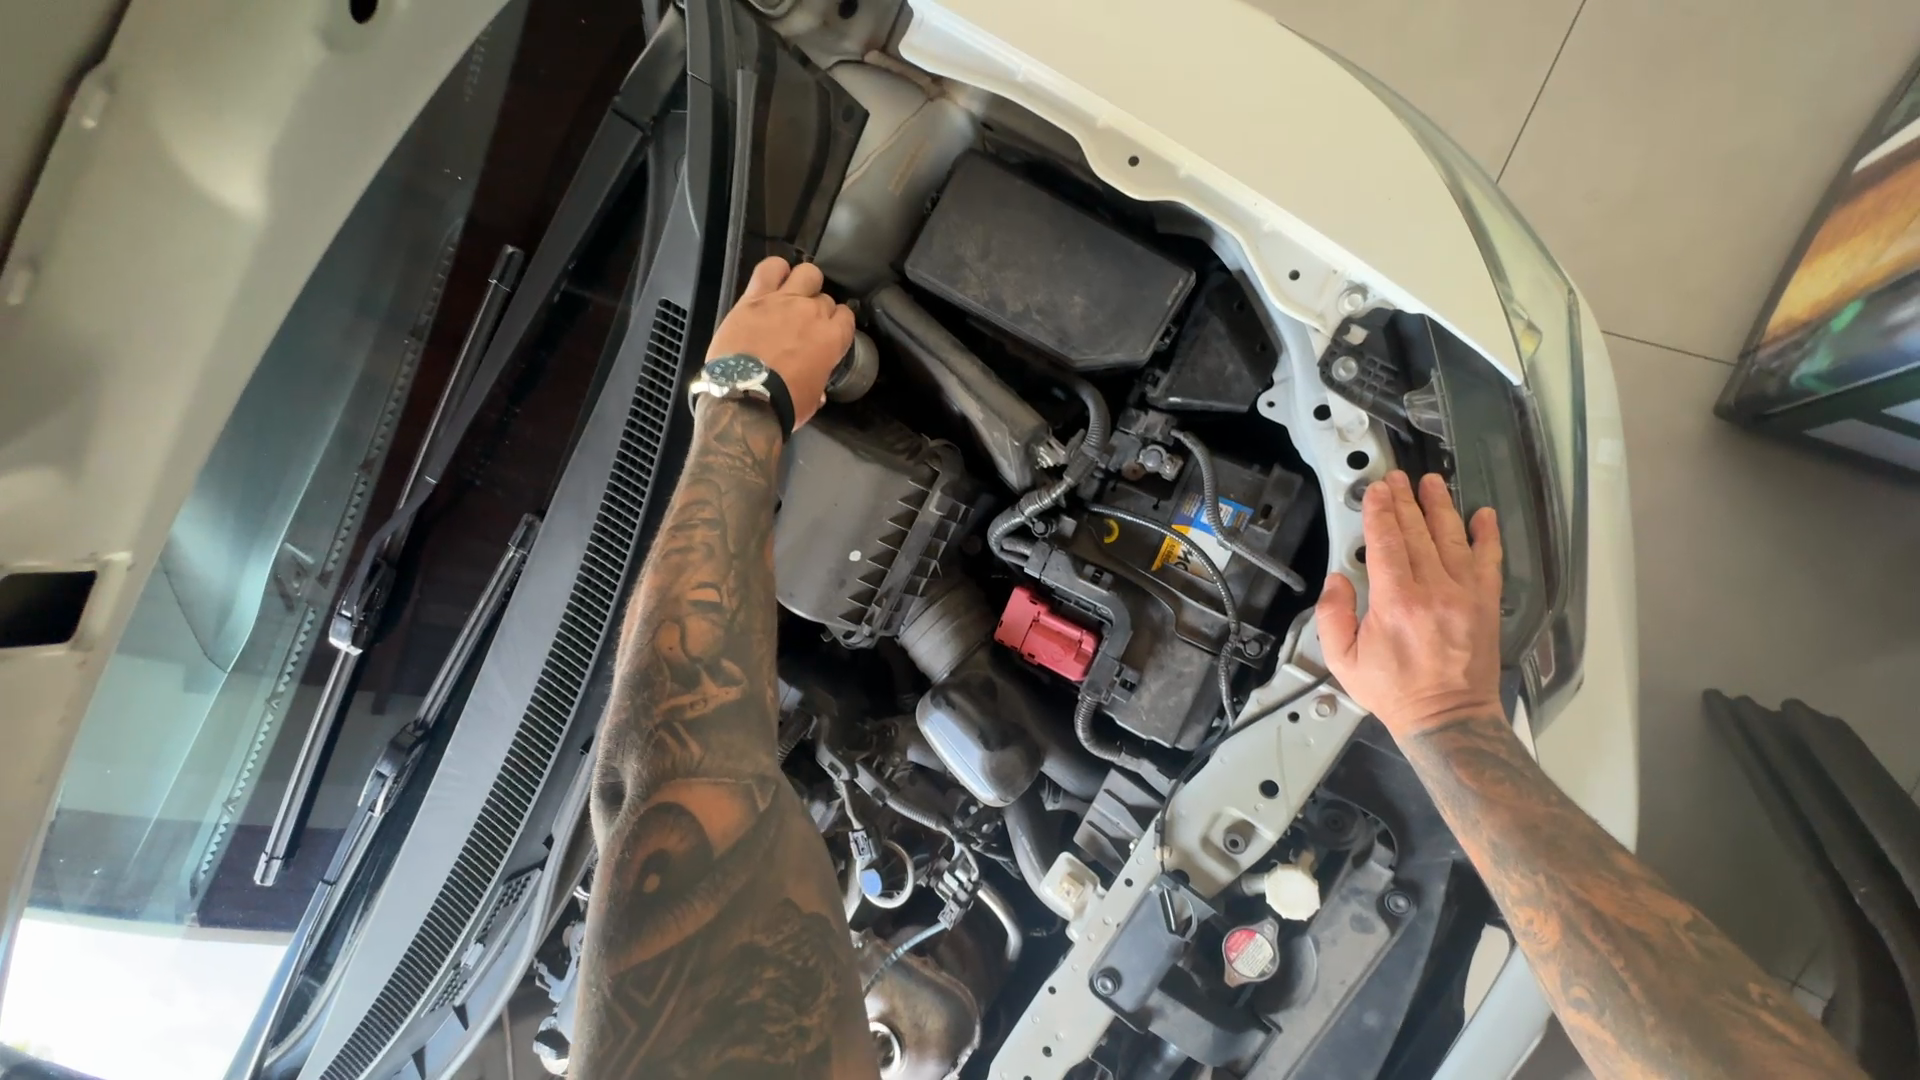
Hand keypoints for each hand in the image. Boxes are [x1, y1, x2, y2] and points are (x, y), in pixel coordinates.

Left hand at [709, 256, 854, 429]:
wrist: (745, 398)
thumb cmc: (785, 403)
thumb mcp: (812, 399)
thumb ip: (819, 383)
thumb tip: (818, 388)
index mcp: (831, 339)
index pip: (846, 317)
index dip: (838, 324)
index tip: (829, 333)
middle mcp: (812, 313)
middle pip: (825, 298)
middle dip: (819, 310)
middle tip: (805, 324)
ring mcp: (783, 300)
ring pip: (806, 273)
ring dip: (805, 283)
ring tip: (796, 295)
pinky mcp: (754, 297)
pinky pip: (769, 268)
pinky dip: (776, 269)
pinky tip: (776, 277)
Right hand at [1316, 471, 1504, 738]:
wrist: (1448, 718)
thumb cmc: (1394, 691)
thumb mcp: (1342, 659)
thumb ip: (1333, 615)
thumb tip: (1338, 580)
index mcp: (1396, 603)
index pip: (1387, 543)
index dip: (1380, 512)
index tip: (1376, 492)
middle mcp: (1434, 592)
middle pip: (1418, 533)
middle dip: (1405, 502)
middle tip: (1397, 479)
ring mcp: (1464, 596)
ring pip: (1452, 539)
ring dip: (1440, 507)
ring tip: (1432, 483)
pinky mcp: (1485, 604)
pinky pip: (1489, 561)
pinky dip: (1487, 535)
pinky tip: (1482, 515)